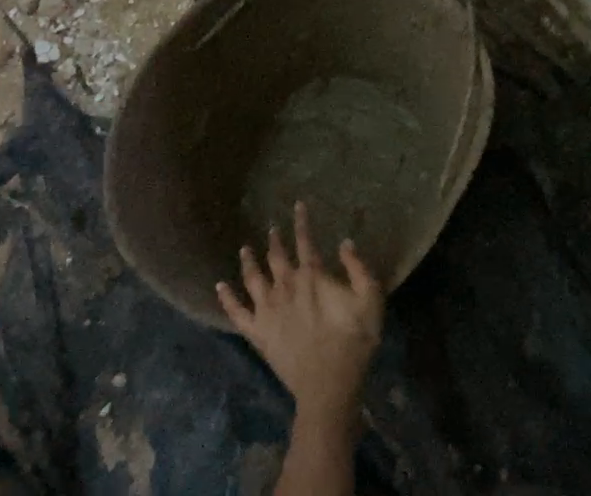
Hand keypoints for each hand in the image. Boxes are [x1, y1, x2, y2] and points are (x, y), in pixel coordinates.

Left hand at [218, 201, 384, 423]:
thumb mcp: (370, 300)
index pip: (306, 242)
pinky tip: (220, 286)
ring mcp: (267, 310)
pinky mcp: (257, 333)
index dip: (302, 222)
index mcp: (313, 277)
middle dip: (274, 240)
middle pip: (276, 257)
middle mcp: (285, 287)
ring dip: (248, 261)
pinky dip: (227, 298)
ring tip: (244, 249)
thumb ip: (358, 268)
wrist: (328, 384)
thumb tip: (344, 242)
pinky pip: (236, 312)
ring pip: (252, 278)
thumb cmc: (354, 341)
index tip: (298, 205)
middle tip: (271, 228)